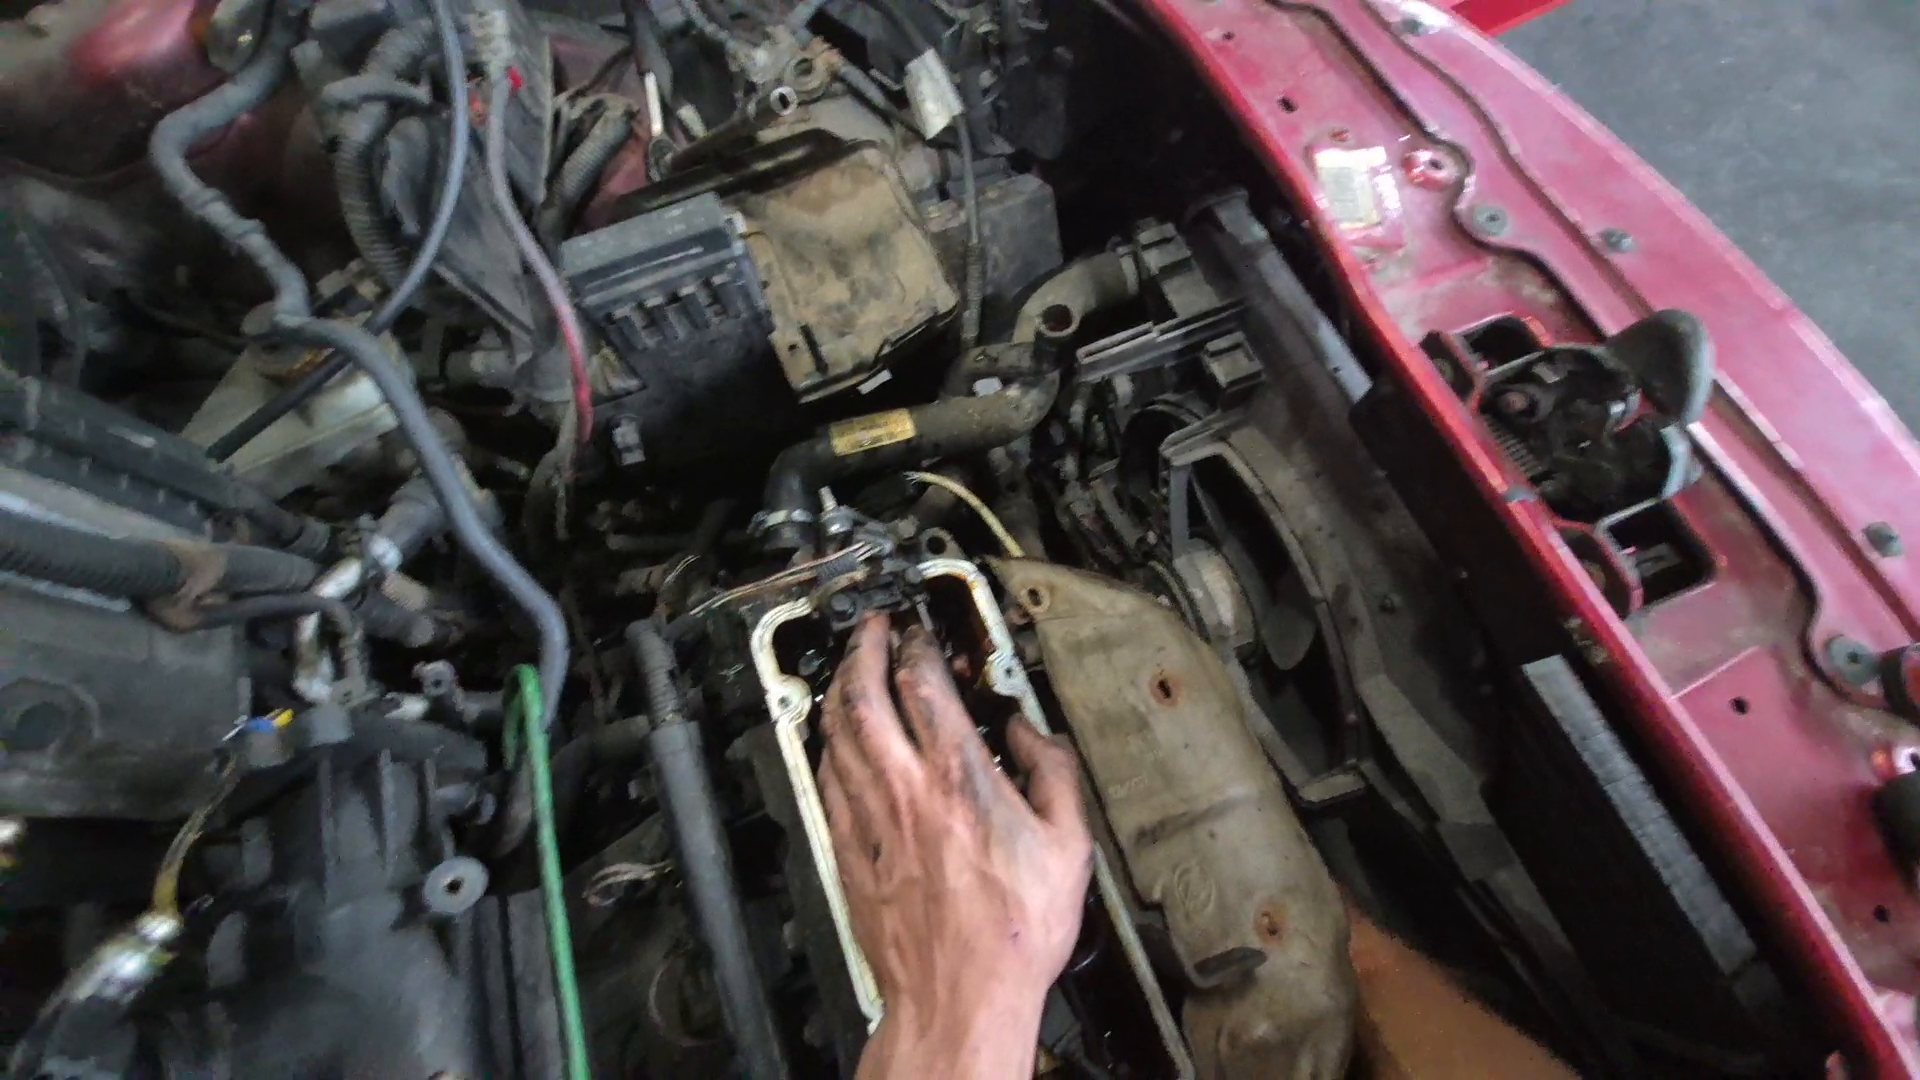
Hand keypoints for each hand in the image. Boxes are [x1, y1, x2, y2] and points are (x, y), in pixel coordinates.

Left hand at [819, 615, 1093, 1079]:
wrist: (960, 1000)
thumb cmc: (1014, 931)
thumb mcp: (1069, 845)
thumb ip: (1053, 772)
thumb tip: (1031, 733)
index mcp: (960, 780)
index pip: (925, 687)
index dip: (917, 647)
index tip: (920, 635)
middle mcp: (907, 790)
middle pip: (864, 697)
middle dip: (862, 649)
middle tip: (870, 627)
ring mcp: (872, 819)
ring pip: (837, 734)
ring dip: (839, 689)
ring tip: (848, 666)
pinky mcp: (852, 851)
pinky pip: (828, 781)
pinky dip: (829, 745)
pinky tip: (835, 738)